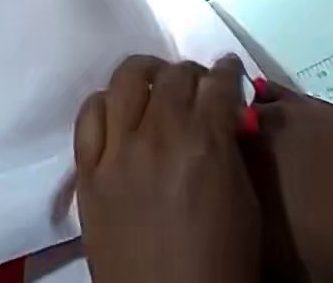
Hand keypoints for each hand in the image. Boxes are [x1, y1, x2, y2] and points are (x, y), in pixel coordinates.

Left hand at [74, 55, 259, 282]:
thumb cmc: (221, 264)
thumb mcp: (245, 204)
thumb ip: (229, 149)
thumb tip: (223, 114)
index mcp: (204, 144)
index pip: (218, 83)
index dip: (228, 72)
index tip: (229, 69)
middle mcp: (158, 135)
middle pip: (173, 75)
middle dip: (192, 74)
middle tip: (197, 85)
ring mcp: (117, 150)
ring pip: (126, 79)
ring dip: (148, 75)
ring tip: (156, 85)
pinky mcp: (88, 171)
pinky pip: (89, 114)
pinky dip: (106, 102)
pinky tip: (118, 109)